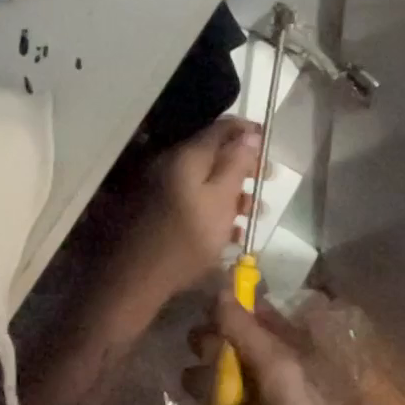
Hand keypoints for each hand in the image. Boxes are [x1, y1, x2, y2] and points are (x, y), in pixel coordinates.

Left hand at [132, 117, 262, 294]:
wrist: (136, 277)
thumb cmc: (186, 239)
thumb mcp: (220, 201)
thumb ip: (236, 165)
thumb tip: (250, 134)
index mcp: (187, 156)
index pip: (222, 128)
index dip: (248, 131)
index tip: (269, 142)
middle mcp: (172, 163)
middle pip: (214, 154)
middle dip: (244, 165)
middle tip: (268, 179)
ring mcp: (162, 186)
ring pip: (205, 179)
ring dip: (233, 192)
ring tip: (255, 212)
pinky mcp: (159, 209)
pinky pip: (192, 198)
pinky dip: (214, 208)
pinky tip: (233, 232)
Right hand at [184, 293, 396, 404]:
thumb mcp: (281, 365)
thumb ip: (246, 330)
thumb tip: (219, 289)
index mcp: (284, 347)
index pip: (248, 316)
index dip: (222, 311)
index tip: (199, 315)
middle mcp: (268, 374)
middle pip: (226, 352)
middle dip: (206, 353)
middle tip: (198, 364)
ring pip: (216, 393)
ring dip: (200, 394)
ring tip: (198, 403)